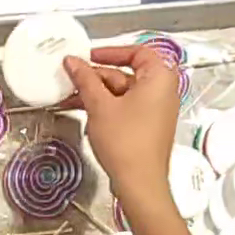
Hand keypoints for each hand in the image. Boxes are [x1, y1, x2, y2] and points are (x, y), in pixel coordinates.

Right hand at [63, 45, 180, 206]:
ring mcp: (157, 110)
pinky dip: (107, 108)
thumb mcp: (100, 106)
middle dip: (97, 78)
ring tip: (71, 99)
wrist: (139, 182)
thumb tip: (73, 62)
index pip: (135, 52)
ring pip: (123, 93)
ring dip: (97, 95)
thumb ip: (85, 80)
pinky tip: (86, 112)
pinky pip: (126, 109)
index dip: (109, 52)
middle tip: (72, 80)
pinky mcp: (148, 127)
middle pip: (126, 73)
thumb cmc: (127, 144)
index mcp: (159, 77)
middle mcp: (163, 91)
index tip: (88, 57)